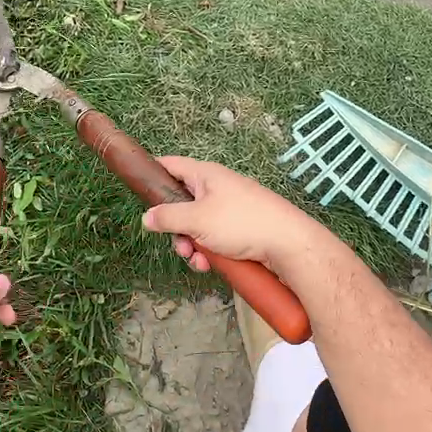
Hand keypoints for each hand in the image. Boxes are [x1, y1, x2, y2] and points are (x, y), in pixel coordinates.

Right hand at [141, 155, 340, 275]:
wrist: (290, 244)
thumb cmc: (241, 223)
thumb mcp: (197, 219)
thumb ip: (167, 217)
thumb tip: (146, 217)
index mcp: (205, 174)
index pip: (171, 165)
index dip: (153, 175)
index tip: (140, 192)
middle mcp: (217, 187)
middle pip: (182, 203)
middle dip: (175, 228)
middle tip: (180, 246)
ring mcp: (231, 208)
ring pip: (198, 225)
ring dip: (192, 244)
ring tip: (199, 261)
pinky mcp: (242, 228)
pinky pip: (215, 238)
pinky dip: (209, 251)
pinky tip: (211, 266)